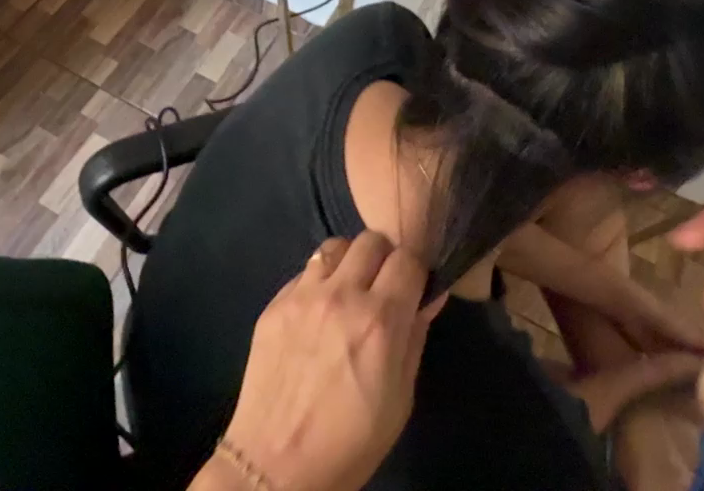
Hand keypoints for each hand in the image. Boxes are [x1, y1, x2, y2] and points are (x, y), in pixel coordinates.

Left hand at [204, 232, 440, 490]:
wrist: (275, 464)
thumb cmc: (351, 442)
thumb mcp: (400, 398)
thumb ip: (415, 337)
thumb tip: (429, 295)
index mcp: (380, 320)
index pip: (408, 259)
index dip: (416, 270)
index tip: (414, 287)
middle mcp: (341, 295)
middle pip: (371, 240)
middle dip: (384, 258)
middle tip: (383, 286)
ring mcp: (302, 295)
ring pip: (334, 247)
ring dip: (348, 262)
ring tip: (348, 292)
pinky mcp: (274, 304)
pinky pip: (304, 272)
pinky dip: (318, 282)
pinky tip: (317, 314)